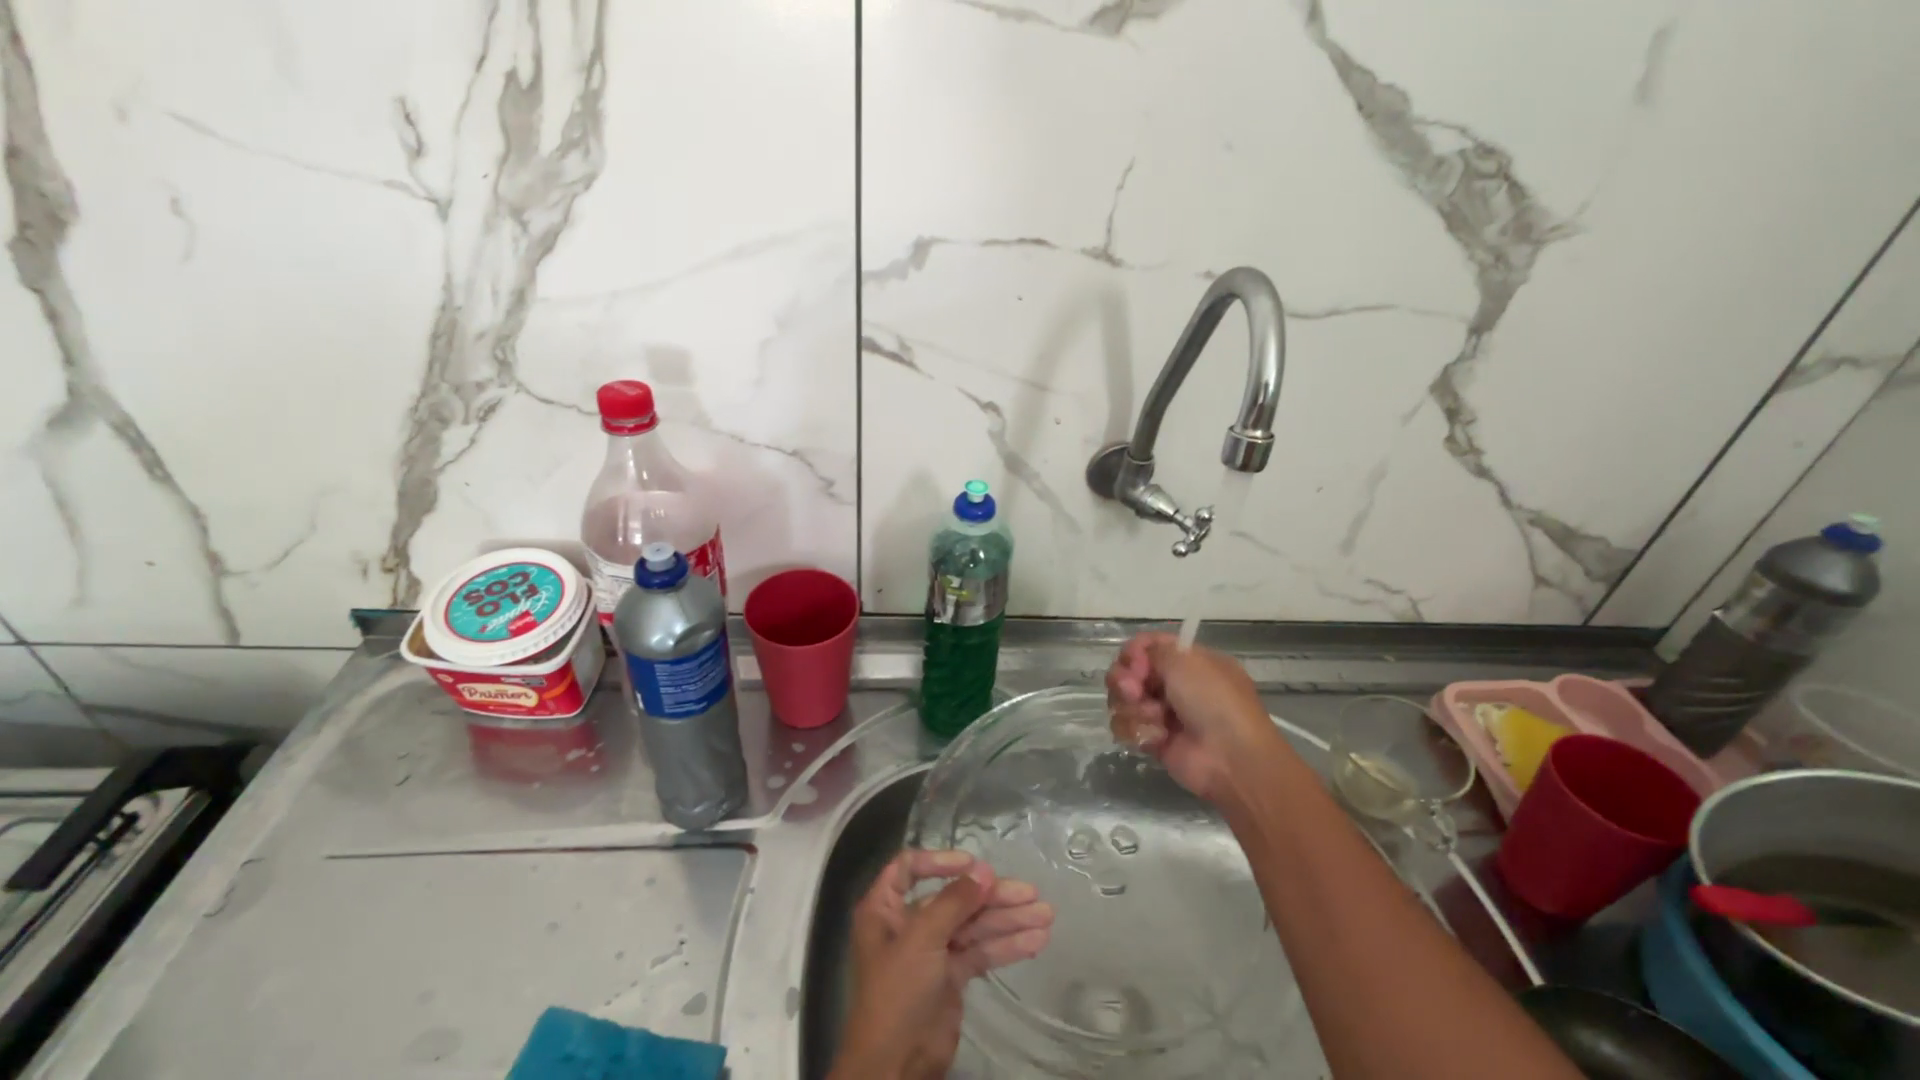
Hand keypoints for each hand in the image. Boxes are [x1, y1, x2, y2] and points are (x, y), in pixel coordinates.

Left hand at [832, 850, 1052, 1079]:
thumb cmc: (897, 992)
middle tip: (1031, 894)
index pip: (909, 868)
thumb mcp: (921, 940)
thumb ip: (954, 902)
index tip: (974, 863)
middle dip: (992, 896)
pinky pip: (980, 953)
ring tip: (1046, 916)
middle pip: (953, 898)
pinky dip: (1006, 947)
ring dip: (1008, 920)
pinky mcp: (951, 977)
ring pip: (973, 926)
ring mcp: (932, 951)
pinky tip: (1036, 941)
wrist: (895, 1063)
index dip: (940, 861)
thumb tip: (983, 870)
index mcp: (885, 908)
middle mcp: (908, 924)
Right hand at [1106, 632, 1285, 802]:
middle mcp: (1175, 685)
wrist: (1231, 757)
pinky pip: (1127, 728)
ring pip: (1123, 701)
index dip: (1134, 653)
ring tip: (1155, 718)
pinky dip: (1138, 731)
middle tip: (1134, 691)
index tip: (1136, 664)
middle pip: (1129, 673)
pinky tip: (1158, 737)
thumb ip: (1155, 650)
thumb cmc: (1214, 701)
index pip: (1148, 647)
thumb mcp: (1187, 661)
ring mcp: (1163, 713)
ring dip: (1134, 708)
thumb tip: (1137, 658)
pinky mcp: (1153, 740)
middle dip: (1125, 680)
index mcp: (1189, 662)